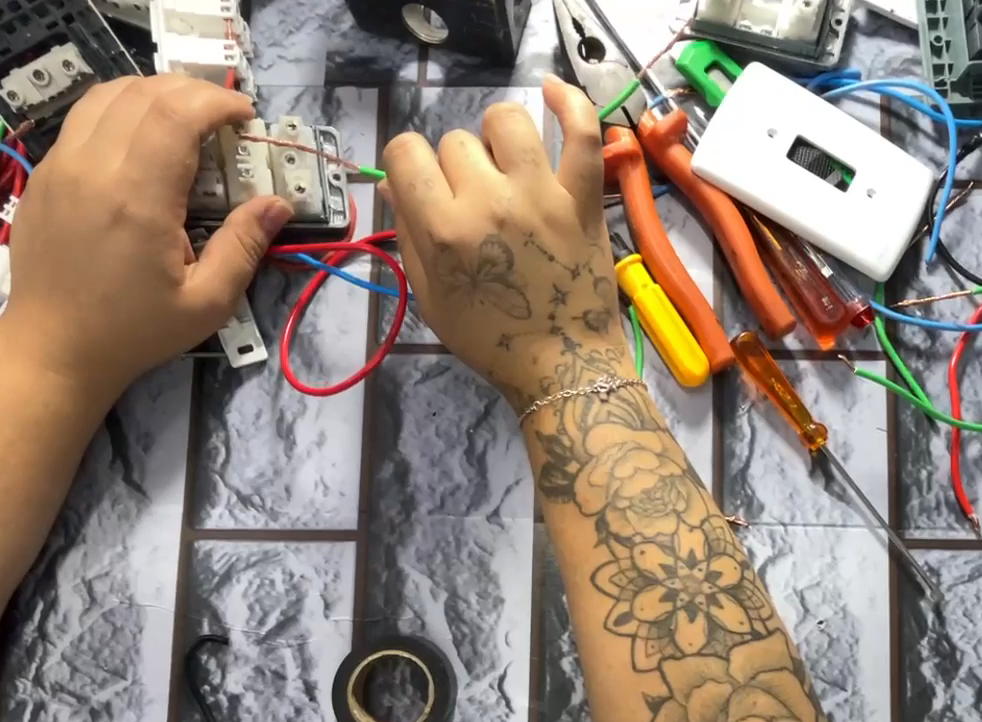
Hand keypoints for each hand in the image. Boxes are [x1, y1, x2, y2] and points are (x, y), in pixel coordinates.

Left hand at [3, 75, 292, 390]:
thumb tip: (278, 205)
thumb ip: (244, 247)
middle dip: (190, 92)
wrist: (56, 345)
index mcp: (137, 198)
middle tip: (225, 117)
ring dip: (153, 95)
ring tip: (188, 120)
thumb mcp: (208, 302)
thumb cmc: (139, 330)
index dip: (215, 101)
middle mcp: (92, 167)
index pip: (174, 113)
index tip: (245, 115)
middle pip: (141, 93)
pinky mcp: (45, 173)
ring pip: (105, 95)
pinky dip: (123, 112)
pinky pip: (85, 119)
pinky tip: (147, 142)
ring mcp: (59, 165)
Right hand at [381, 76, 630, 409]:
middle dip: (456, 171)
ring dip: (498, 138)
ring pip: (506, 120)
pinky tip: (553, 94)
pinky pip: (581, 132)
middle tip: (477, 209)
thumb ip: (409, 237)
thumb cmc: (493, 342)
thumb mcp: (431, 300)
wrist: (564, 367)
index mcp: (443, 229)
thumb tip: (398, 186)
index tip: (426, 189)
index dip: (411, 169)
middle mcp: (488, 201)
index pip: (406, 154)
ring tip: (508, 169)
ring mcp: (540, 194)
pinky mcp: (583, 199)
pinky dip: (570, 103)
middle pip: (454, 142)